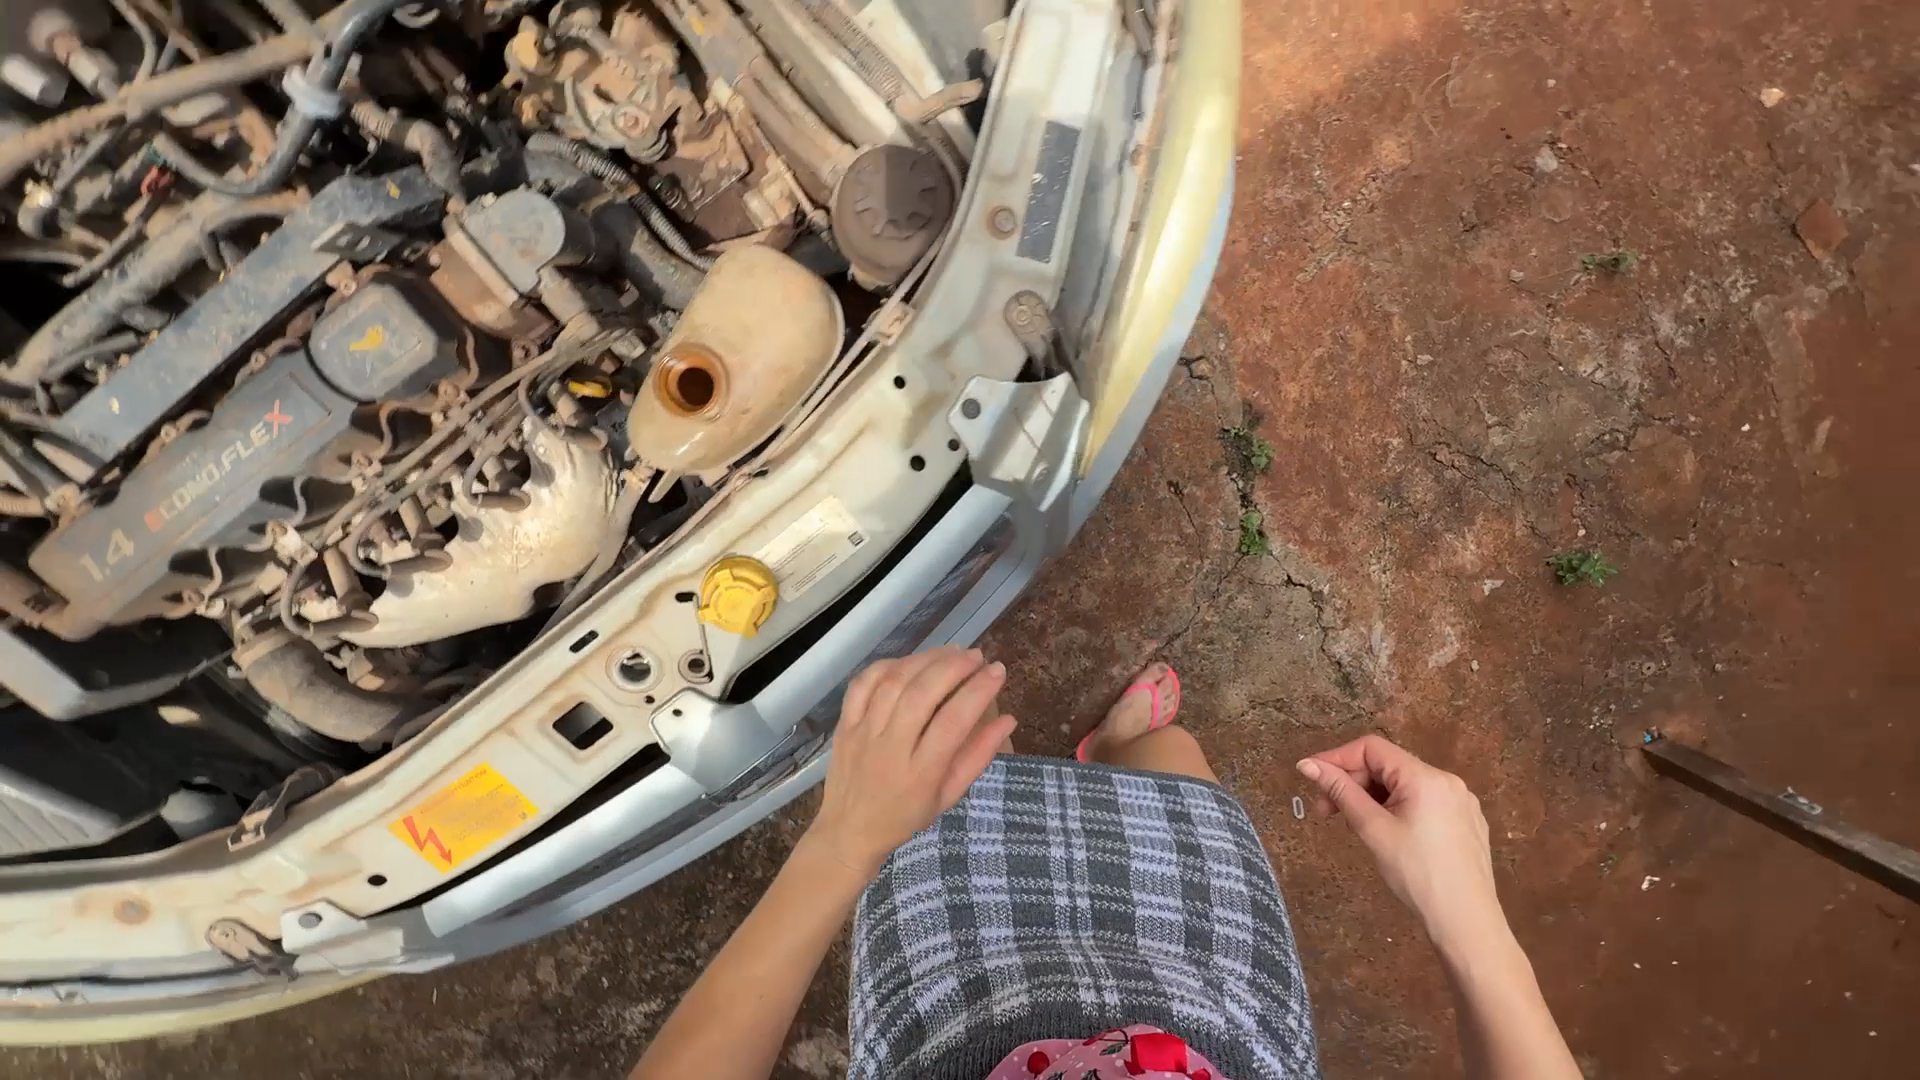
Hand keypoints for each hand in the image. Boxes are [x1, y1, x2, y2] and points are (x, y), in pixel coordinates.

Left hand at [808, 646, 1015, 876]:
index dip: (979, 691)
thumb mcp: (949, 796)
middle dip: (953, 667)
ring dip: (925, 660)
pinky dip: (889, 665)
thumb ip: (978, 756)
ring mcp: (863, 732)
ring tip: (950, 652)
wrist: (848, 830)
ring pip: (893, 683)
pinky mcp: (845, 723)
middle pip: (921, 694)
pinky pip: (863, 683)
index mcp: (921, 773)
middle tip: (976, 656)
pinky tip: (912, 662)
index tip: (998, 671)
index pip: (954, 722)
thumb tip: (1009, 718)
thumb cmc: (906, 816)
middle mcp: (890, 748)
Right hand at [1296, 735, 1504, 952]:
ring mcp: (1460, 803)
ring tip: (1354, 825)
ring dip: (1371, 798)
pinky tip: (1386, 834)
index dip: (1336, 758)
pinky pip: (1420, 802)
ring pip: (1401, 785)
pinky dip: (1395, 809)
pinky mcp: (1465, 823)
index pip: (1371, 748)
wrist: (1467, 925)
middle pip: (1386, 766)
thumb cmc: (1416, 874)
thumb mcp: (1372, 828)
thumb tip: (1305, 763)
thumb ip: (1339, 790)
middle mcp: (1447, 782)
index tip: (1311, 778)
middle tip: (1326, 811)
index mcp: (1426, 777)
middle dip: (1352, 783)